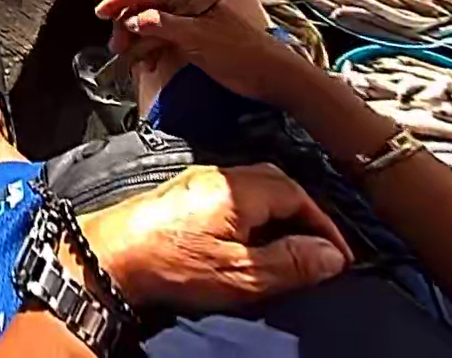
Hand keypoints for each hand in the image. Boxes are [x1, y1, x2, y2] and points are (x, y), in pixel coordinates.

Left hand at [77, 163, 353, 310]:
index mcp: (230, 188)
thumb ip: (291, 261)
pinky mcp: (178, 195)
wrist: (113, 254)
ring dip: (276, 214)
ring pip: (249, 187)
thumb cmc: (171, 262)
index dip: (324, 223)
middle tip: (319, 252)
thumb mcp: (243, 273)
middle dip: (303, 213)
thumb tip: (330, 253)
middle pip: (271, 180)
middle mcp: (209, 176)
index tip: (338, 258)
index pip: (294, 190)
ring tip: (290, 251)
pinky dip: (251, 214)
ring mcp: (191, 182)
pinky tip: (251, 241)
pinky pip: (227, 195)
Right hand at [96, 0, 317, 108]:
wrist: (280, 81)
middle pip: (143, 7)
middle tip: (117, 47)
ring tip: (130, 58)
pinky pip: (161, 36)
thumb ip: (160, 25)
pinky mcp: (193, 36)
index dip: (119, 0)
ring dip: (136, 40)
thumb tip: (129, 21)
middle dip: (126, 26)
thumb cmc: (242, 55)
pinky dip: (150, 48)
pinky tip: (147, 61)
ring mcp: (190, 19)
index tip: (100, 14)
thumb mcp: (197, 38)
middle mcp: (187, 2)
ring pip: (150, 23)